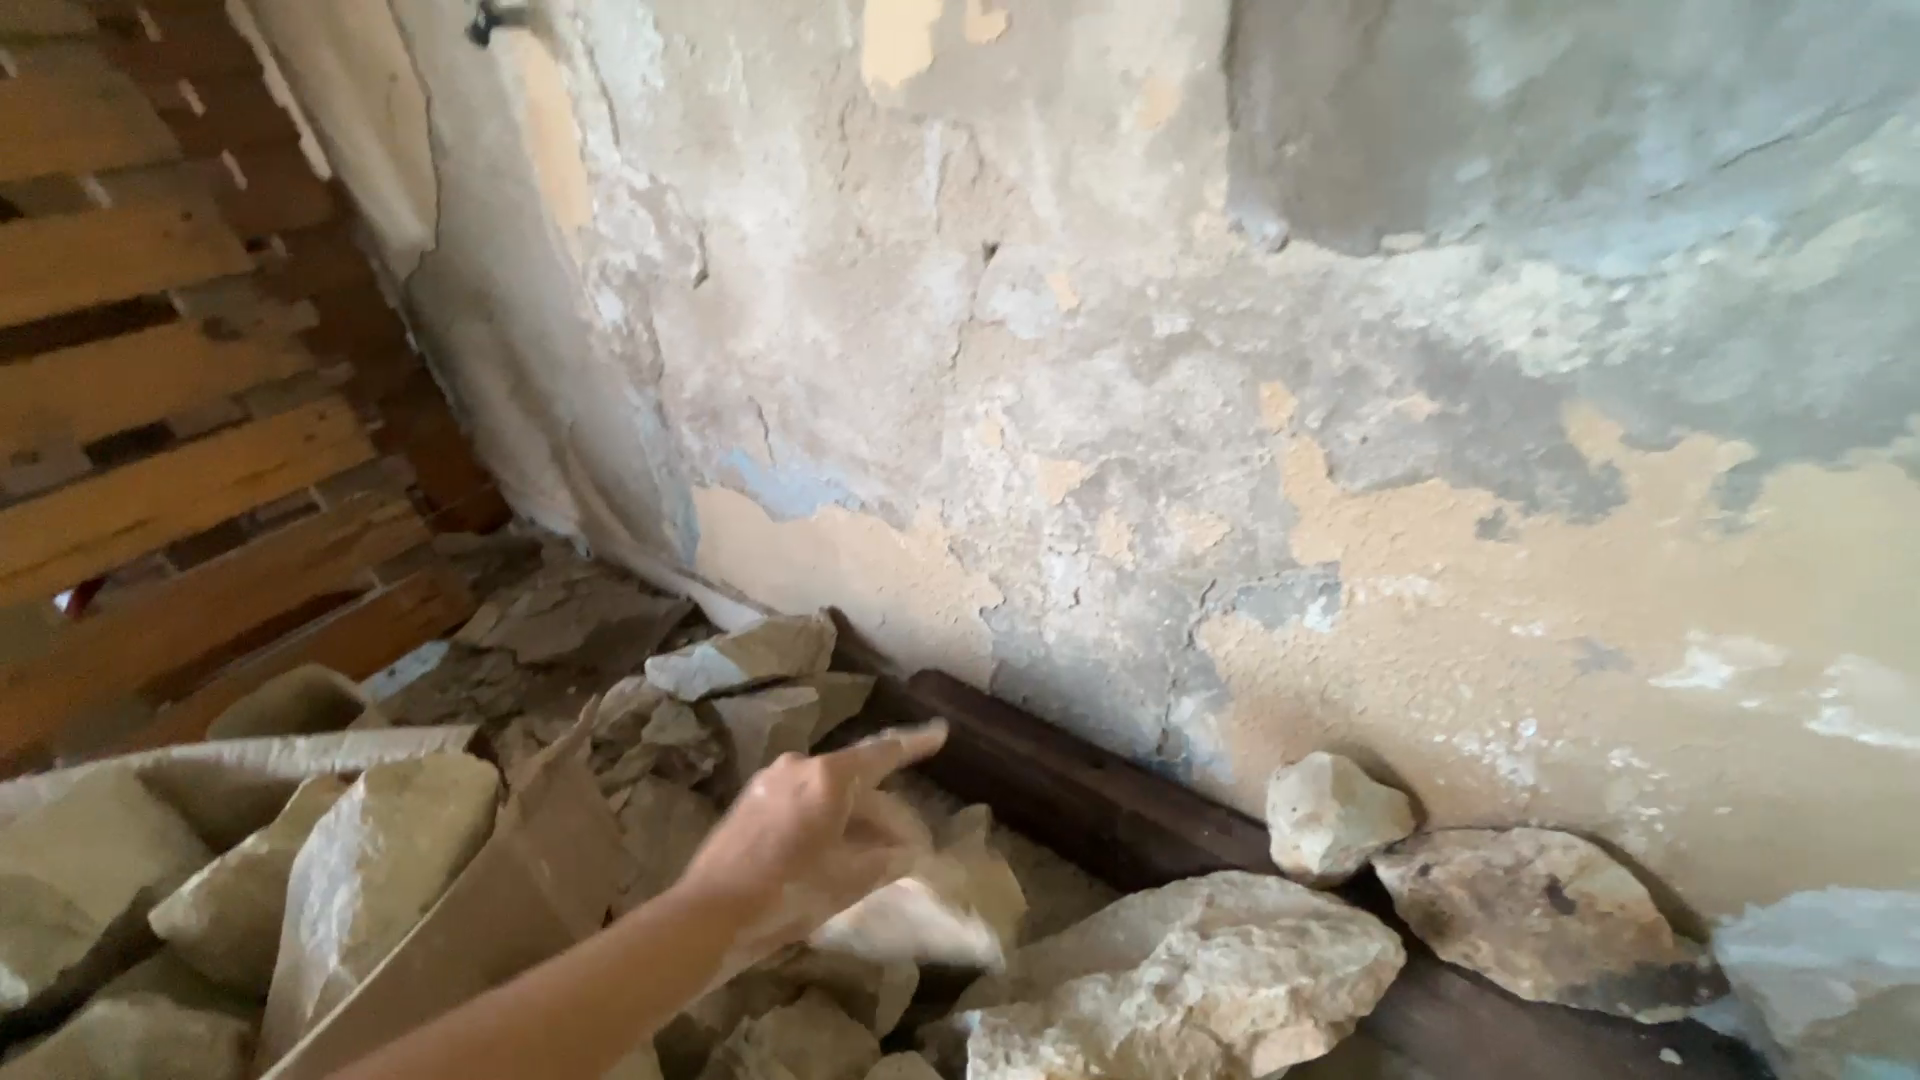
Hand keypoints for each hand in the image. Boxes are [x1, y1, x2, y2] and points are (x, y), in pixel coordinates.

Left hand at [672, 721, 948, 962]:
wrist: (706, 917)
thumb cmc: (786, 894)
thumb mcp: (849, 880)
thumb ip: (887, 860)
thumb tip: (909, 851)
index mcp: (828, 777)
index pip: (883, 754)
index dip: (915, 744)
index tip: (940, 731)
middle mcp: (800, 766)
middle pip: (857, 782)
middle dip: (884, 814)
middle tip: (907, 847)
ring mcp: (771, 781)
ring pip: (828, 793)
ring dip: (854, 819)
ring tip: (872, 855)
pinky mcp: (752, 800)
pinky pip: (803, 801)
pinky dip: (826, 820)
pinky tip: (832, 850)